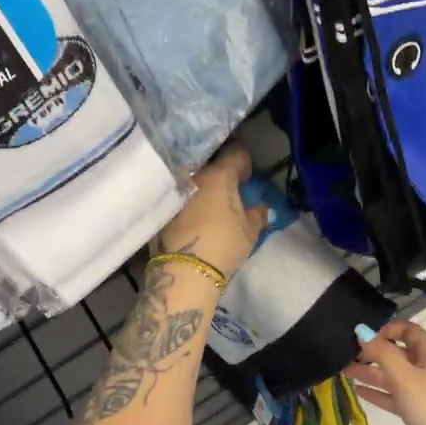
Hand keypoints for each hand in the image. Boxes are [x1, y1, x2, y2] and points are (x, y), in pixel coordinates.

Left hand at [155, 144, 267, 277]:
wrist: (185, 272)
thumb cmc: (223, 246)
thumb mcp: (249, 232)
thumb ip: (258, 214)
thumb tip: (262, 208)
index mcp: (219, 174)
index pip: (236, 153)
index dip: (245, 163)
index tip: (247, 179)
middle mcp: (195, 174)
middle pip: (211, 162)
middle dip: (221, 172)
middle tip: (229, 190)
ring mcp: (176, 189)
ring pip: (193, 177)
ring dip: (203, 185)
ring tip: (211, 203)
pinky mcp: (163, 206)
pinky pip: (180, 193)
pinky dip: (189, 198)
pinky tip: (195, 214)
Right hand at [343, 320, 425, 424]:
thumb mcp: (404, 376)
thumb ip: (382, 353)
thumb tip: (362, 332)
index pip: (410, 331)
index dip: (390, 329)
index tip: (367, 335)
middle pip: (398, 353)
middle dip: (374, 352)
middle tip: (348, 354)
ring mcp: (421, 391)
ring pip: (393, 376)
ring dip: (371, 372)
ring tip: (345, 371)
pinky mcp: (415, 410)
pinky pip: (393, 396)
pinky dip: (377, 392)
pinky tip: (358, 390)